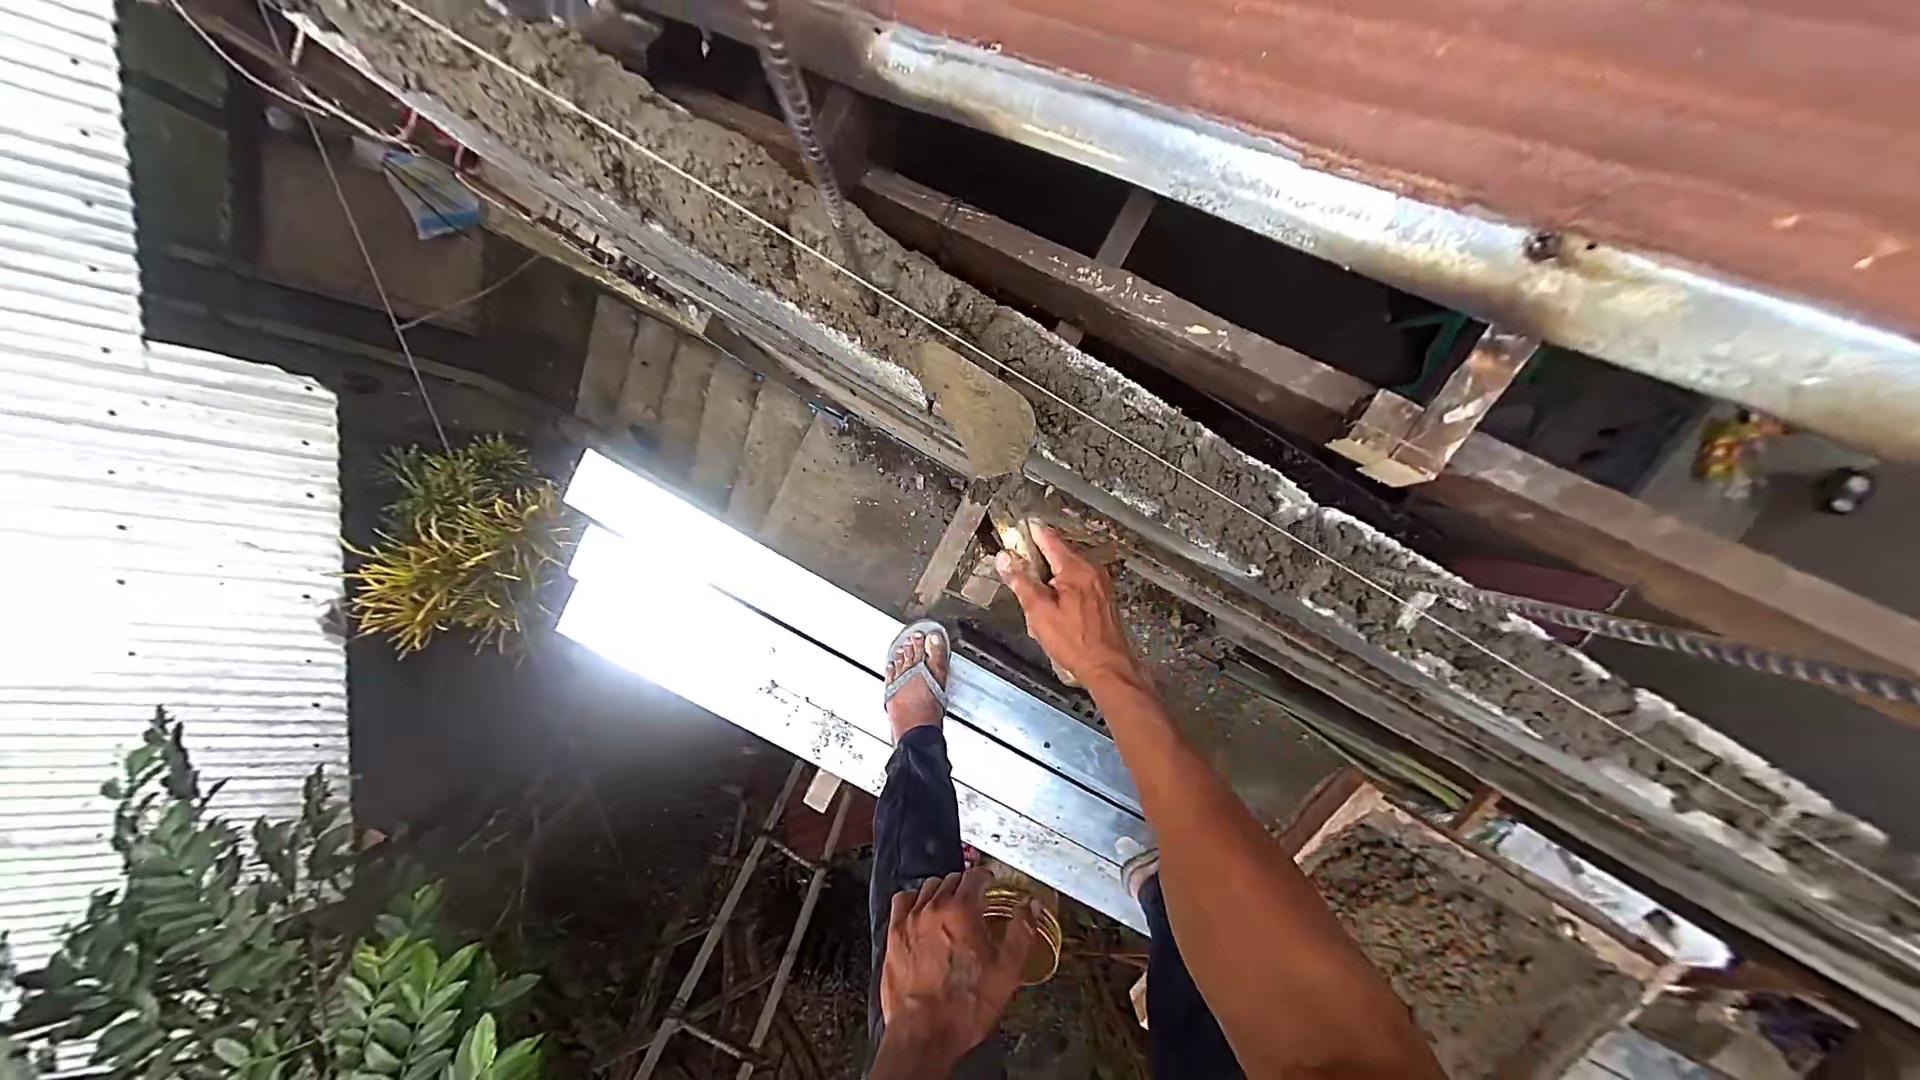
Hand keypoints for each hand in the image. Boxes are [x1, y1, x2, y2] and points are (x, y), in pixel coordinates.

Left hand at [876, 867, 1034, 1073]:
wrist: (923, 1035)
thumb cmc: (964, 1007)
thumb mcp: (1006, 972)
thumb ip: (1021, 933)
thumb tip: (1032, 906)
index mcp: (963, 910)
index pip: (975, 875)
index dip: (986, 879)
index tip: (990, 886)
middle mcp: (935, 906)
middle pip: (952, 879)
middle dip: (966, 887)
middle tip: (974, 903)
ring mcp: (911, 918)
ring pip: (929, 887)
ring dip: (942, 892)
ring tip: (950, 909)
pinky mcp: (894, 933)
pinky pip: (902, 900)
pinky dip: (914, 901)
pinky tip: (921, 913)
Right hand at [995, 521, 1145, 688]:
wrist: (1108, 667)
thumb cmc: (1074, 641)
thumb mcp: (1039, 611)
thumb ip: (1021, 582)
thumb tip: (1005, 559)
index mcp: (1076, 569)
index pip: (1051, 540)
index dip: (1034, 532)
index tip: (1022, 526)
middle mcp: (1092, 571)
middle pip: (1060, 556)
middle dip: (1039, 564)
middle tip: (1021, 574)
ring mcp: (1101, 585)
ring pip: (1068, 572)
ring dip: (1051, 582)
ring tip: (1038, 605)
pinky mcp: (1104, 599)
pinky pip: (1079, 585)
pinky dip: (1064, 592)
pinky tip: (1056, 614)